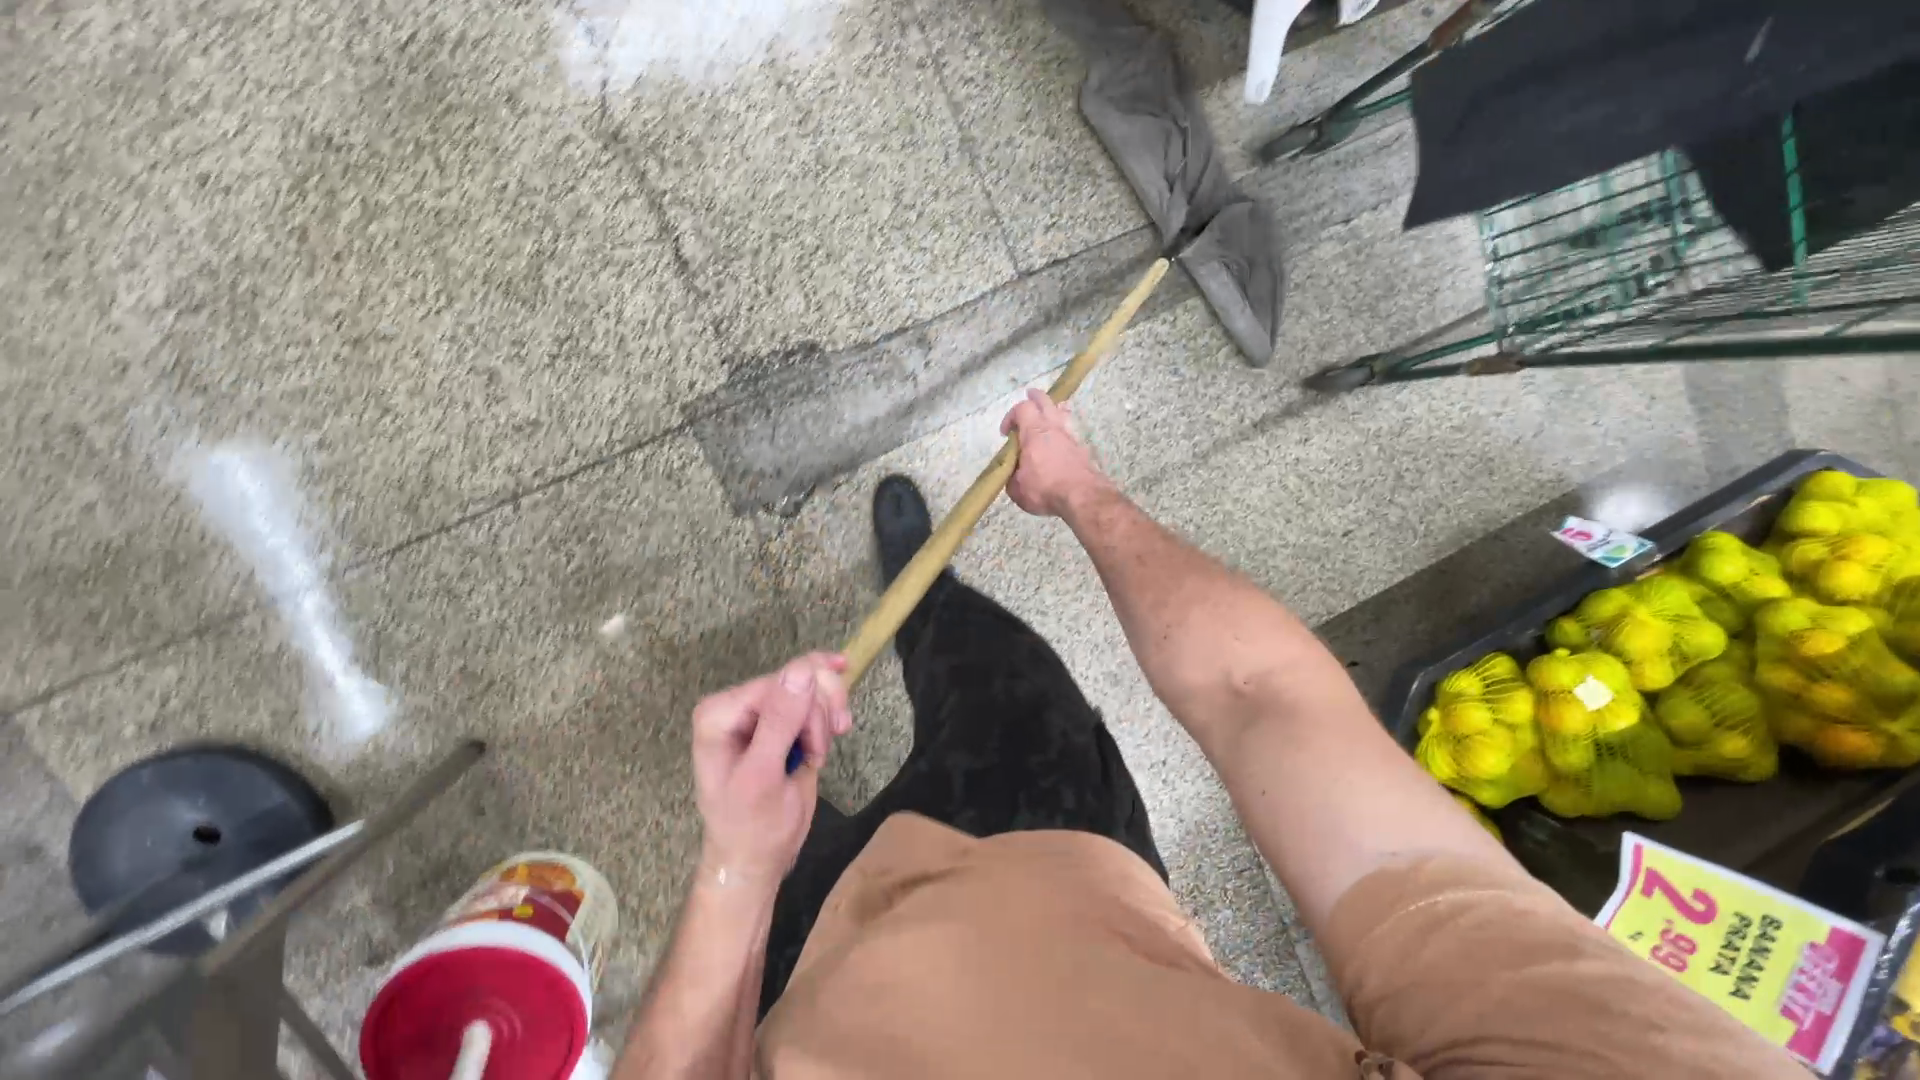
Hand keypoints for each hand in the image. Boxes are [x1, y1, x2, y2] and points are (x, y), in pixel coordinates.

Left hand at [690, 653, 851, 890]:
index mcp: (720, 713)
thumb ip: (780, 722)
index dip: (810, 705)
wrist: (755, 861)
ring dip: (826, 716)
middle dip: (820, 710)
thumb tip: (802, 669)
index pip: (779, 681)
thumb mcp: (764, 777)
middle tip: (825, 745)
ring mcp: (758, 713)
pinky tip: (824, 743)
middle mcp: (736, 706)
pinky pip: (812, 700)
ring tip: (821, 752)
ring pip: (810, 685)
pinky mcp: (778, 723)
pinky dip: (826, 719)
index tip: (822, 742)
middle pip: (797, 678)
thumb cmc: (752, 828)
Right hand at [1000, 388, 1113, 517]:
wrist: (1082, 497)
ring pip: (1062, 413)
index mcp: (1034, 432)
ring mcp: (1070, 437)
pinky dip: (1063, 429)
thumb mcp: (1017, 489)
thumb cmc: (1045, 489)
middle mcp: (1053, 428)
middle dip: (1035, 397)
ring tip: (1049, 412)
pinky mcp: (1082, 449)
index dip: (1011, 416)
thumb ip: (1012, 477)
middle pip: (1045, 401)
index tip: (1006, 433)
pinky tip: (1061, 438)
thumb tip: (1013, 474)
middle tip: (1030, 396)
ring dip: (1053, 410)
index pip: (1022, 409)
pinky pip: (1071, 430)